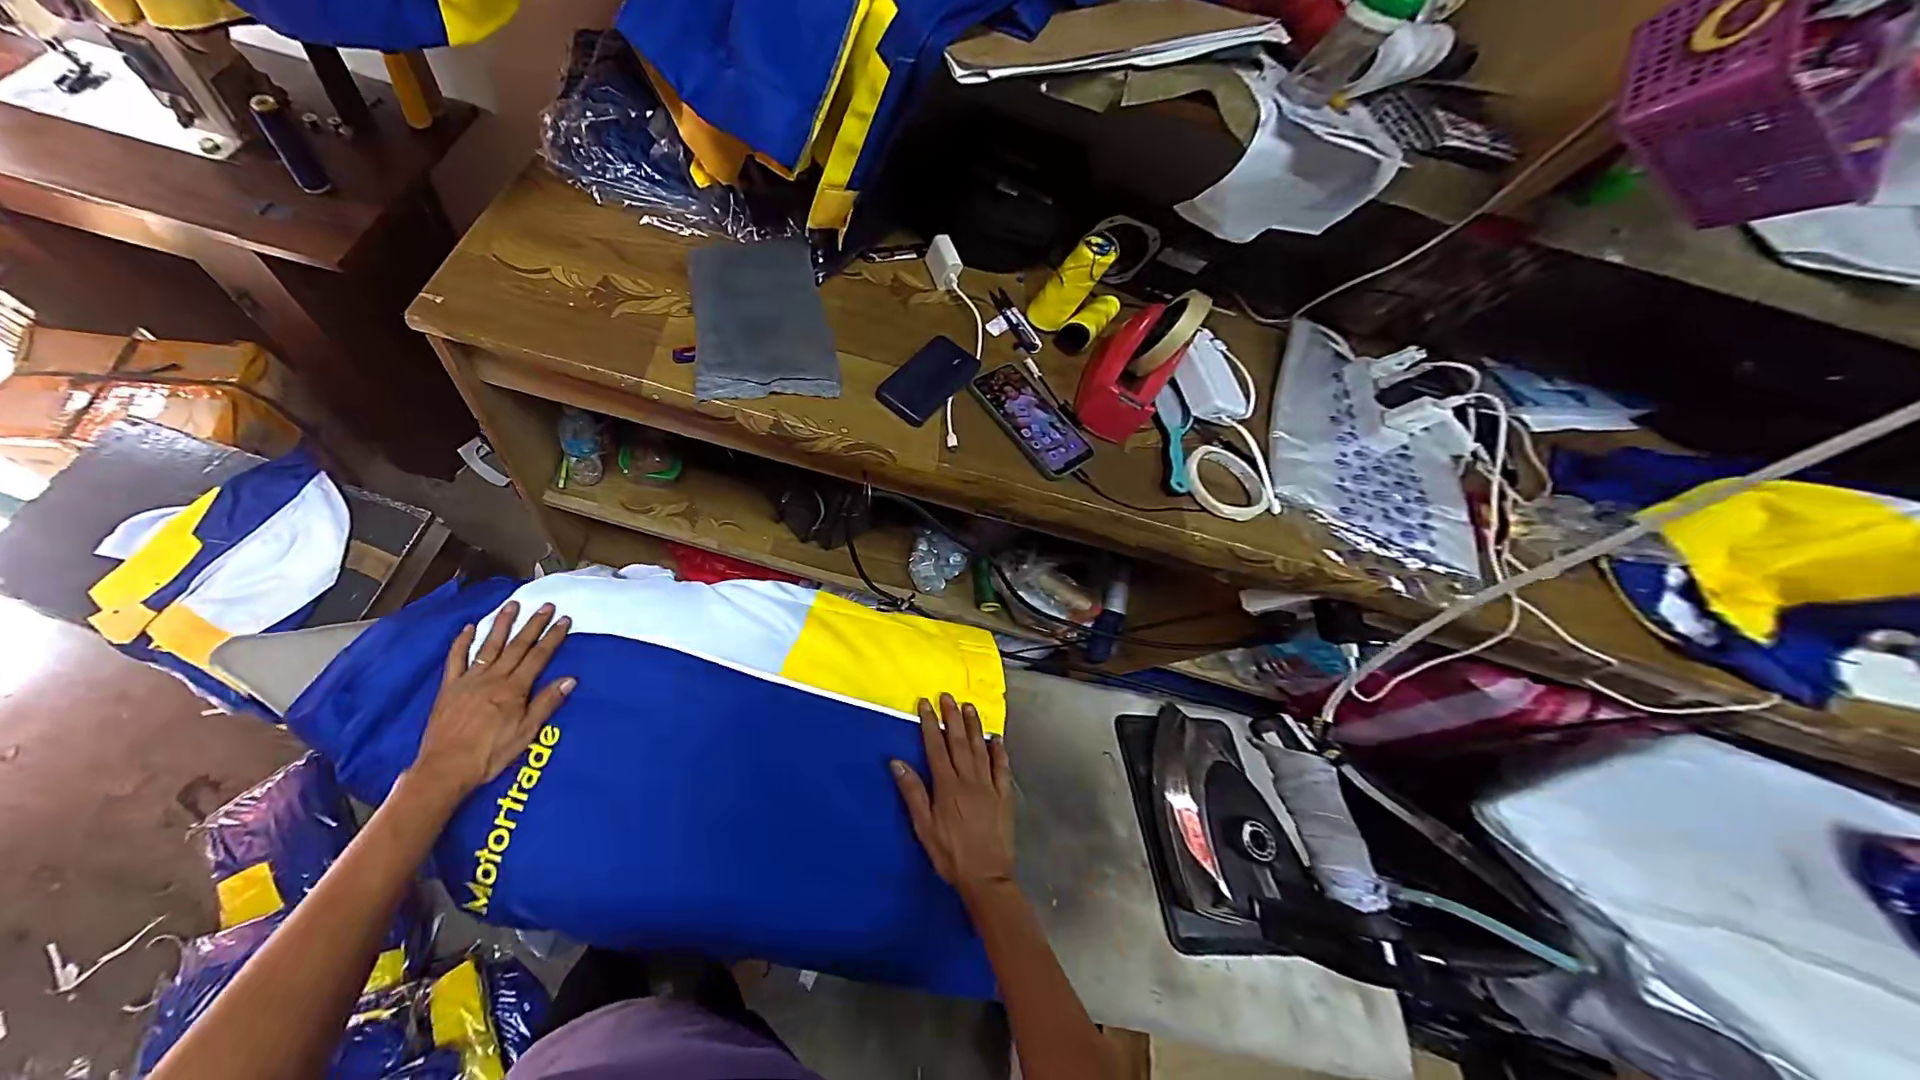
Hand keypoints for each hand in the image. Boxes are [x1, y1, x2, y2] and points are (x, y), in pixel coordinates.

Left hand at [408, 601, 573, 803]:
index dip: (553, 637)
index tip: (564, 620)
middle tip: (546, 606)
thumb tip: (569, 679)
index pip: (538, 656)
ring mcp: (468, 681)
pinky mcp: (449, 688)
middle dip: (533, 624)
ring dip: (502, 624)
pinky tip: (469, 628)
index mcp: (513, 689)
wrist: (445, 768)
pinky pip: (456, 660)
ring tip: (512, 605)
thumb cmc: (490, 754)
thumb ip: (546, 703)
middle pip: (517, 646)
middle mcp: (492, 679)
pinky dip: (462, 642)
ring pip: (489, 646)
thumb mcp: (526, 732)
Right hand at [891, 694, 1015, 901]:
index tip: (925, 704)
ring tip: (969, 706)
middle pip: (958, 741)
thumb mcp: (923, 828)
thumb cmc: (950, 855)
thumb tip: (897, 762)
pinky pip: (1001, 767)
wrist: (987, 877)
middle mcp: (969, 780)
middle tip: (947, 696)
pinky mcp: (1004, 795)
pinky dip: (998, 750)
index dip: (930, 723)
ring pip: (980, 748)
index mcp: (947, 786)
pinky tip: (995, 738)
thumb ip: (912, 793)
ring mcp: (989, 785)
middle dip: (951, 716)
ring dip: (973, 726)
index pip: (936, 747)